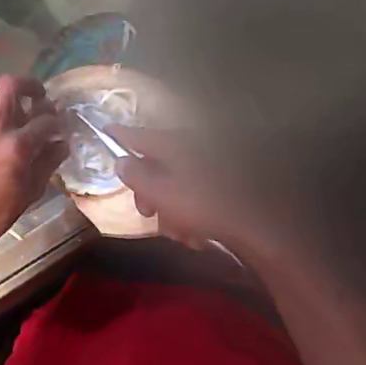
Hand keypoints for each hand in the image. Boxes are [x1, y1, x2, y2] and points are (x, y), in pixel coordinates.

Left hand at [0, 76, 63, 250]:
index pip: (45, 120)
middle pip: (10, 85)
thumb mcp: (32, 189)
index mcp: (17, 145)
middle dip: (30, 85)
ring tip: (13, 102)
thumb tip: (61, 143)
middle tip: (39, 97)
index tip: (60, 126)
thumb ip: (48, 161)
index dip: (57, 121)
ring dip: (1, 89)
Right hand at [112, 127, 257, 251]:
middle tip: (147, 212)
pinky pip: (196, 194)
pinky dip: (192, 213)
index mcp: (175, 144)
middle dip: (149, 192)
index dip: (121, 134)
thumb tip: (121, 161)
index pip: (140, 135)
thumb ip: (135, 176)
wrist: (259, 227)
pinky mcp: (226, 185)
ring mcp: (211, 165)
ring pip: (177, 184)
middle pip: (158, 164)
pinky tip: (197, 234)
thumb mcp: (160, 193)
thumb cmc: (203, 206)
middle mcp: (192, 148)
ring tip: (179, 233)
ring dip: (172, 209)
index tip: (106, 129)